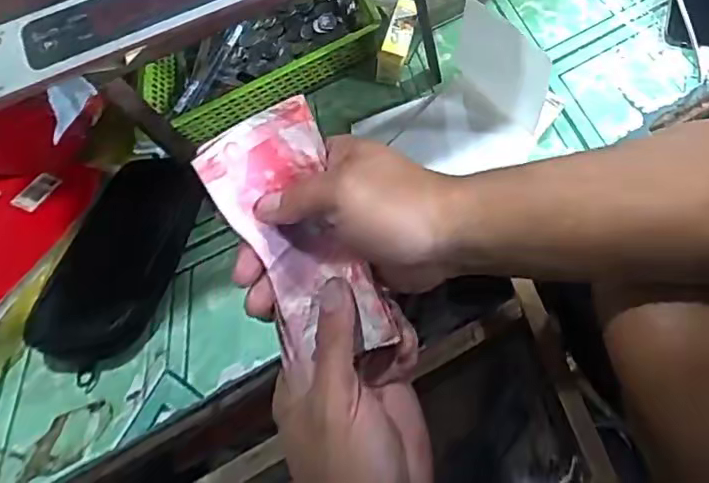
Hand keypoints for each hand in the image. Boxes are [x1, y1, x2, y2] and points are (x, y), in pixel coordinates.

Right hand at [233, 137, 458, 321]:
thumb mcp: (341, 190)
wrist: (447, 236)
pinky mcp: (358, 258)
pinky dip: (302, 289)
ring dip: (277, 277)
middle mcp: (338, 191)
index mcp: (335, 161)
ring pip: (301, 251)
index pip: (286, 173)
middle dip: (262, 250)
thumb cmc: (393, 204)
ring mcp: (348, 226)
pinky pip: (322, 272)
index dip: (257, 199)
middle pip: (288, 219)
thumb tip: (261, 205)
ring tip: (259, 308)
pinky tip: (283, 313)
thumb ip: (298, 197)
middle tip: (244, 280)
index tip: (235, 230)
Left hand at [275, 279, 431, 482]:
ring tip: (397, 329)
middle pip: (343, 316)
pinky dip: (404, 341)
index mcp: (300, 377)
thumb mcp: (335, 399)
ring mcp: (362, 373)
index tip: (335, 251)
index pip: (300, 320)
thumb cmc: (349, 458)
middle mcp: (329, 369)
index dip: (315, 287)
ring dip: (389, 321)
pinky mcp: (392, 378)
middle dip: (362, 300)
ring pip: (373, 324)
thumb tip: (330, 281)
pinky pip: (397, 342)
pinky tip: (408, 352)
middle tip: (379, 280)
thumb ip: (334, 340)